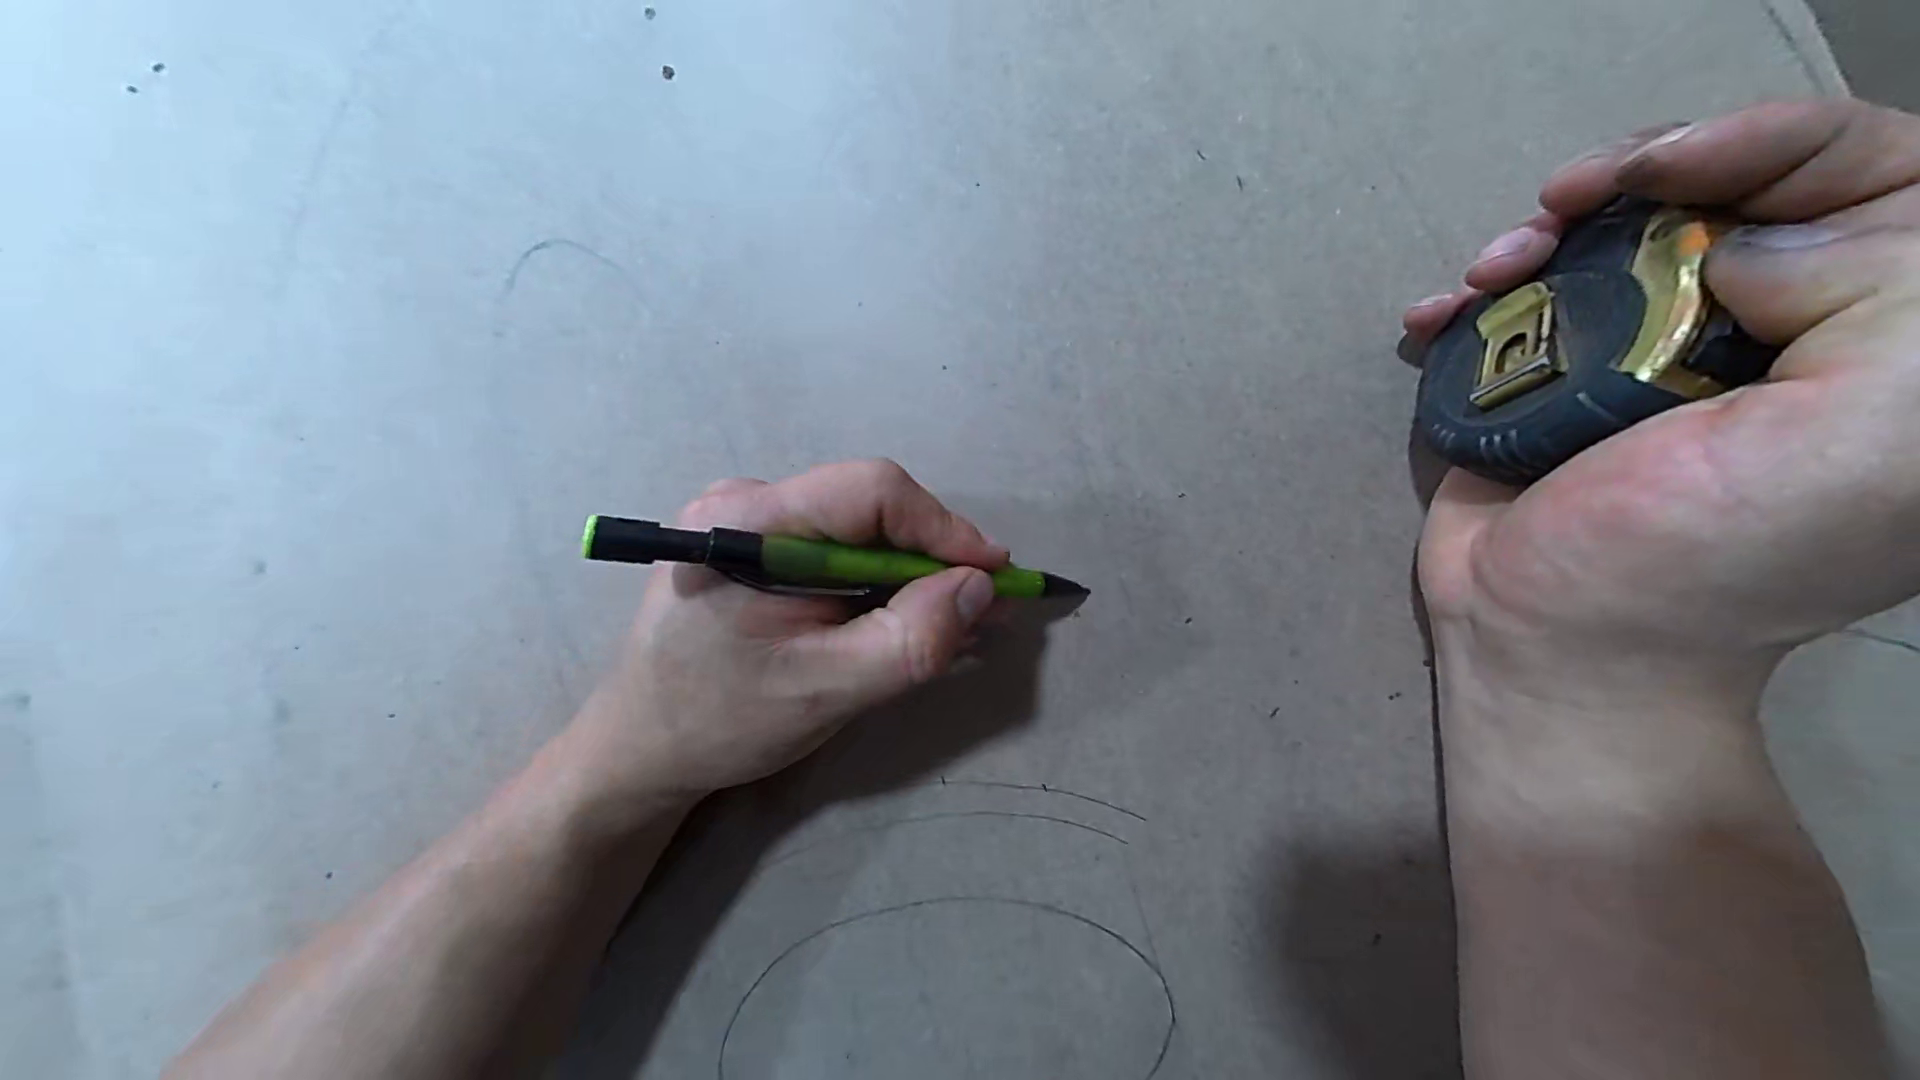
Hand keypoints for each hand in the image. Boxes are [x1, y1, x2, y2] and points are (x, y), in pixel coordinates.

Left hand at [565, 460, 1005, 798]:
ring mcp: (752, 521)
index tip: (994, 576)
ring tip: (960, 618)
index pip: (870, 492)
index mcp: (746, 522)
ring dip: (916, 572)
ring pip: (863, 528)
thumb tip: (981, 588)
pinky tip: (913, 614)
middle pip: (871, 506)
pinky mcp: (763, 547)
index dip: (942, 528)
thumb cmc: (720, 723)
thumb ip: (908, 641)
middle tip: (986, 605)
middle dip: (936, 556)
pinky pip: (842, 548)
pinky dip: (886, 581)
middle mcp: (747, 502)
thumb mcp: (824, 692)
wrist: (641, 748)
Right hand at [1403, 101, 1919, 699]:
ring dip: (1526, 246)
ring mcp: (1626, 365)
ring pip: (1590, 256)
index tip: (1650, 171)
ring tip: (1479, 277)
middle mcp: (1752, 335)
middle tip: (1551, 210)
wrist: (1544, 633)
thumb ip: (1880, 304)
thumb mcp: (1868, 442)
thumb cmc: (1701, 559)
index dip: (1766, 146)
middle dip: (1625, 188)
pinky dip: (1459, 309)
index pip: (1862, 183)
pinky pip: (1502, 323)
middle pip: (1705, 204)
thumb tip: (1737, 247)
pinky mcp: (1530, 394)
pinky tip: (1428, 319)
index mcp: (1872, 337)